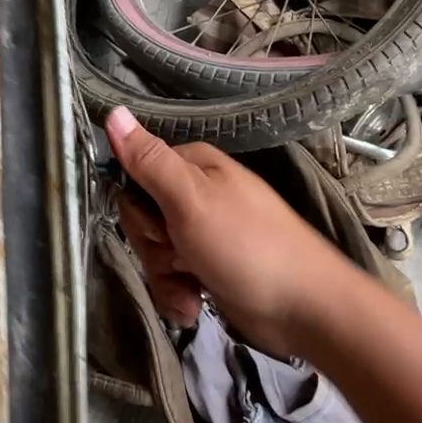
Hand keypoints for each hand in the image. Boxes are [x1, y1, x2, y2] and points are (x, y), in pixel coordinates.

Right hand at [105, 106, 352, 356]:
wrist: (308, 310)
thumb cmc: (246, 246)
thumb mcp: (190, 199)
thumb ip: (149, 160)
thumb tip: (113, 112)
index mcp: (193, 165)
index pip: (135, 174)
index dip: (137, 207)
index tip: (157, 226)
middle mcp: (196, 193)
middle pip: (142, 217)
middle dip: (153, 247)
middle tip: (179, 256)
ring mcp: (204, 232)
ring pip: (155, 252)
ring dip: (166, 278)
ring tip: (192, 292)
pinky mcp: (210, 267)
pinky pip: (173, 277)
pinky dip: (179, 295)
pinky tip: (195, 306)